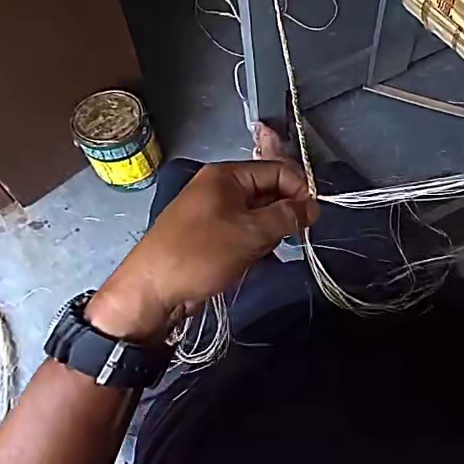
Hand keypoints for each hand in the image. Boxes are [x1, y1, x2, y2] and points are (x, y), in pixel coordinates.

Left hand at [85, 161, 317, 339]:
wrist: (150, 292)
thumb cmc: (200, 254)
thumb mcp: (251, 233)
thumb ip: (287, 216)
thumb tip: (313, 206)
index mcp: (226, 175)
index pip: (279, 171)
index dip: (299, 192)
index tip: (310, 219)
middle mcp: (220, 186)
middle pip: (269, 190)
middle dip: (284, 213)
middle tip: (291, 238)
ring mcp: (213, 210)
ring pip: (258, 213)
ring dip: (269, 232)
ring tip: (265, 252)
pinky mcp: (209, 233)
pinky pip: (243, 229)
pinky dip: (254, 242)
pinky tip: (253, 260)